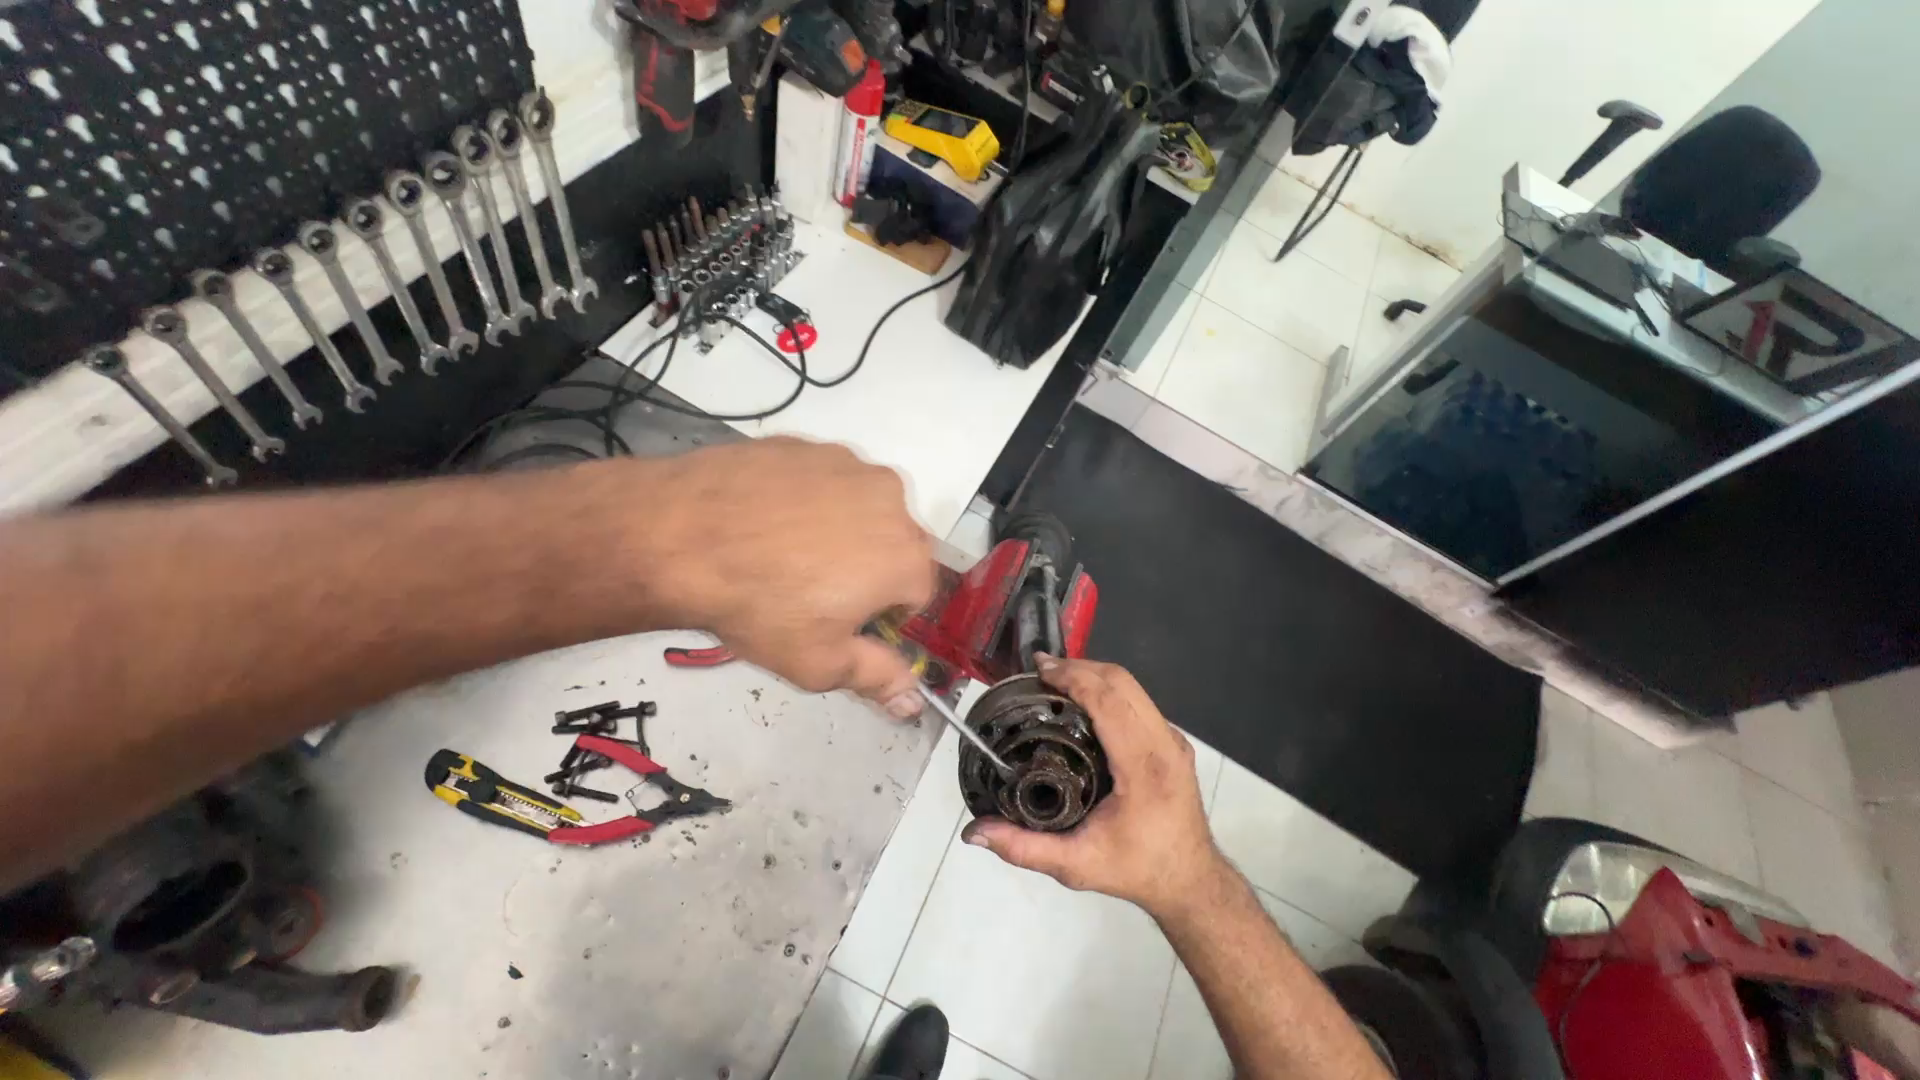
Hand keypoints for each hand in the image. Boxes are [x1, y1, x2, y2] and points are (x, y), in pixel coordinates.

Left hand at [645, 437, 937, 716]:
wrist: (679, 535)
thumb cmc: (759, 606)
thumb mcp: (819, 662)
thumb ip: (878, 678)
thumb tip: (913, 700)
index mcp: (905, 555)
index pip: (917, 594)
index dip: (883, 615)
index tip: (844, 622)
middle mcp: (890, 499)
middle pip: (895, 544)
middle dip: (868, 568)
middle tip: (813, 590)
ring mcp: (846, 464)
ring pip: (860, 507)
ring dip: (840, 530)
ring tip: (784, 553)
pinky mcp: (806, 445)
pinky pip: (823, 480)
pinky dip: (806, 500)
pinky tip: (765, 521)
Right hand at [961, 654, 1227, 919]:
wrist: (1190, 880)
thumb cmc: (1136, 869)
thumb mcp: (1076, 865)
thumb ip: (1024, 848)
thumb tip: (975, 832)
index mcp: (1144, 766)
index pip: (1110, 701)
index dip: (1074, 678)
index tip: (1039, 670)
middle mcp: (1164, 743)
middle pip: (1122, 682)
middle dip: (1080, 667)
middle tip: (1039, 671)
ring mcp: (1173, 739)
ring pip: (1133, 687)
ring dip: (1094, 675)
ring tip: (1055, 679)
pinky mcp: (1173, 741)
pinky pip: (1139, 701)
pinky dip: (1109, 689)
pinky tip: (1081, 699)